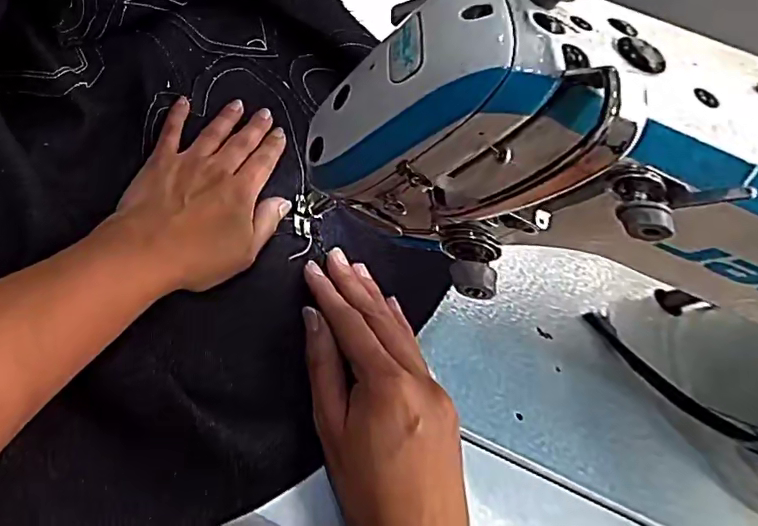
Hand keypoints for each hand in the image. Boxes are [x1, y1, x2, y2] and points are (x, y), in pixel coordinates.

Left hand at [98, 98, 290, 293]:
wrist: (147, 250)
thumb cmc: (195, 258)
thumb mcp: (243, 252)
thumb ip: (265, 223)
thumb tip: (281, 203)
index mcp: (240, 191)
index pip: (263, 162)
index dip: (274, 146)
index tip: (279, 135)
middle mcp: (218, 169)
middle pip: (242, 142)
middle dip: (256, 126)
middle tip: (264, 114)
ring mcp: (189, 161)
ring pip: (213, 132)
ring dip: (227, 117)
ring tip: (237, 105)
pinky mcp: (162, 160)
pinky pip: (172, 131)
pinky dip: (178, 115)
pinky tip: (183, 102)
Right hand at [304, 248, 466, 525]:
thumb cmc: (375, 498)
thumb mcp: (332, 429)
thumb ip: (323, 367)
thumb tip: (315, 323)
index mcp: (387, 385)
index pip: (351, 323)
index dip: (329, 293)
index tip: (315, 272)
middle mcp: (417, 380)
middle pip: (378, 318)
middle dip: (353, 284)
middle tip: (336, 258)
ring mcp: (434, 389)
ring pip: (400, 329)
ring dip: (376, 297)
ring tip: (358, 271)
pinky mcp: (443, 401)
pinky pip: (416, 348)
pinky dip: (399, 323)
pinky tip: (392, 307)